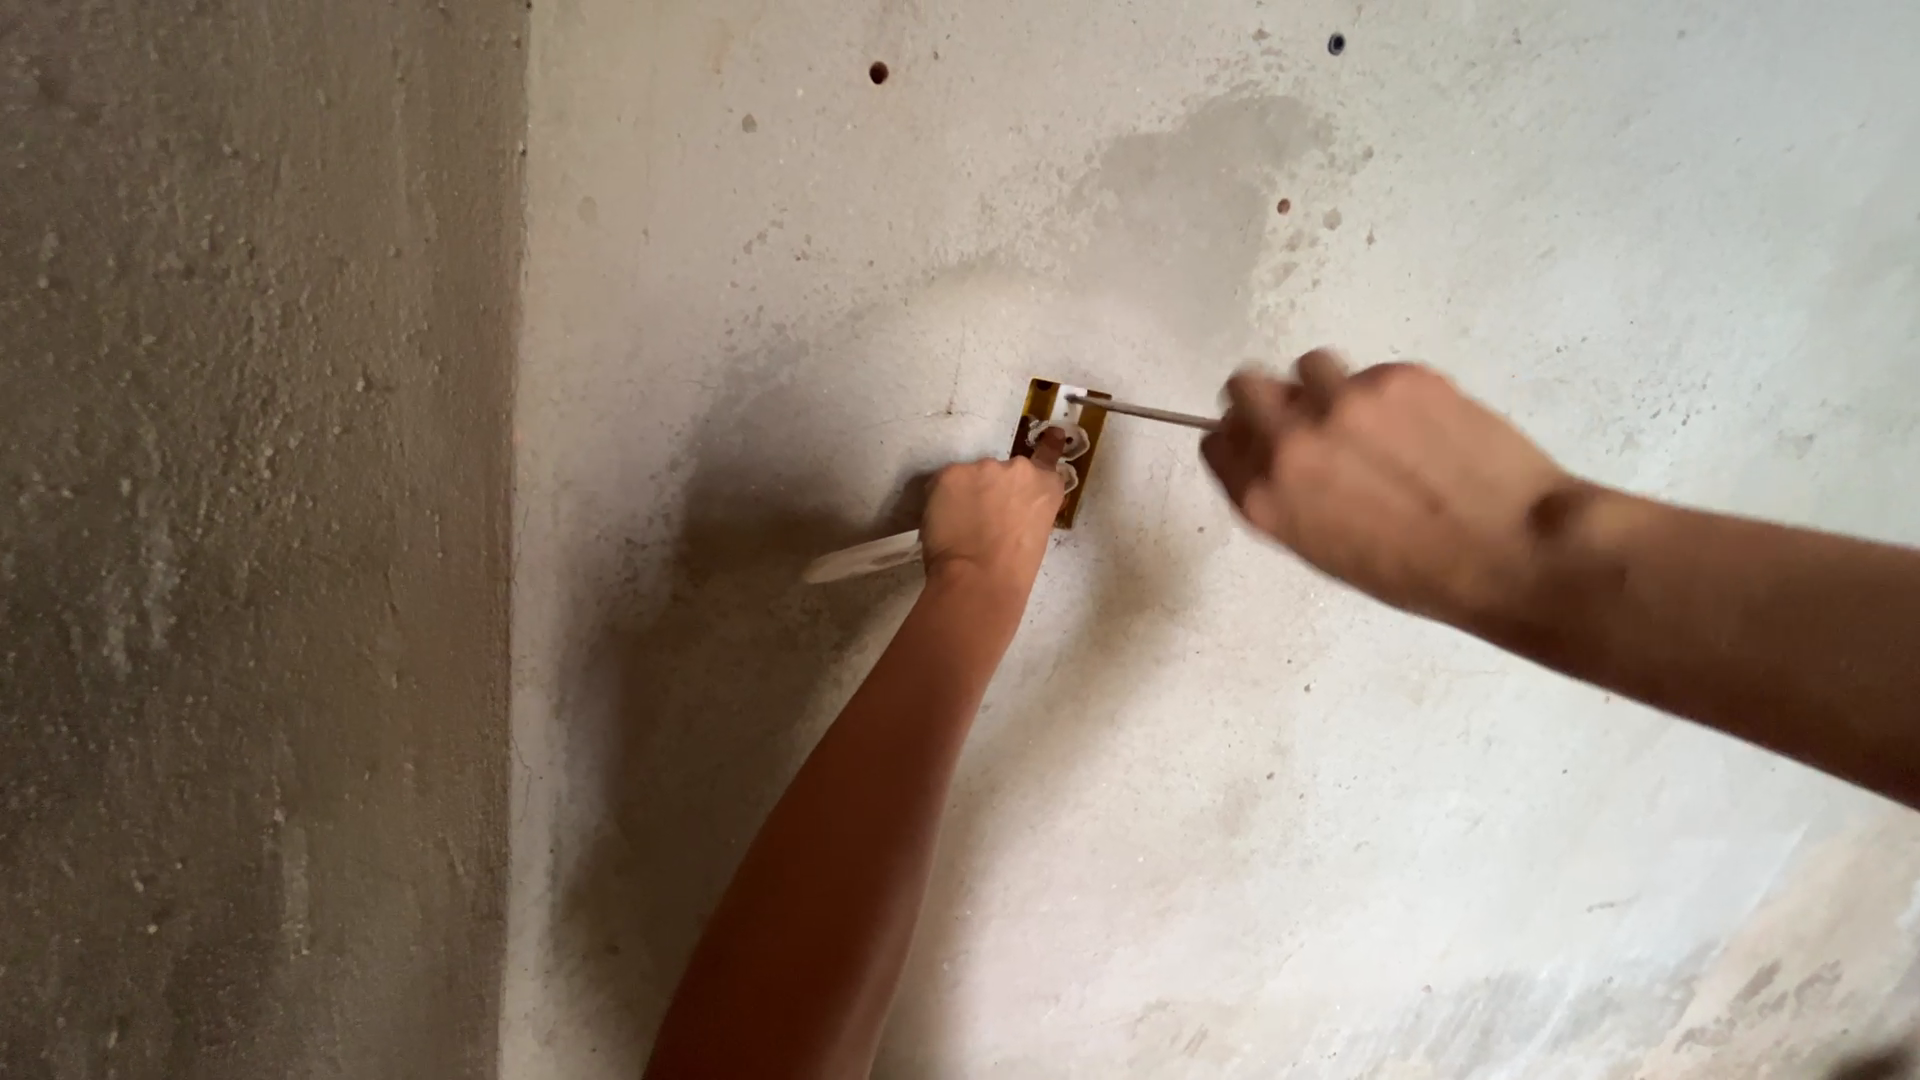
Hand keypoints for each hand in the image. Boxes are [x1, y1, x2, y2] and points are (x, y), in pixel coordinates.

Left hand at [921, 429, 1067, 594]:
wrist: (980, 579)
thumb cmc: (1013, 571)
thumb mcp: (1035, 534)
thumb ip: (1024, 510)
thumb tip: (1004, 511)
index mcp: (1045, 486)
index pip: (1048, 455)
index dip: (1048, 444)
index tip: (1053, 433)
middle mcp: (1018, 468)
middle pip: (999, 472)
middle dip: (989, 489)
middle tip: (980, 520)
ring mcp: (983, 467)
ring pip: (969, 477)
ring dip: (965, 494)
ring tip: (961, 526)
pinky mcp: (951, 473)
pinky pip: (943, 483)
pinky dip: (941, 500)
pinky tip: (945, 524)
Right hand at [1201, 349, 1577, 624]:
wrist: (1512, 552)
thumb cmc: (1411, 573)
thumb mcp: (1318, 549)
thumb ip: (1279, 496)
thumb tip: (1271, 454)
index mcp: (1263, 497)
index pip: (1216, 441)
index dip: (1239, 440)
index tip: (1261, 443)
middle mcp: (1287, 443)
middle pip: (1244, 385)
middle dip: (1267, 398)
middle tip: (1304, 416)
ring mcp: (1340, 403)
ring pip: (1308, 365)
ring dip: (1327, 386)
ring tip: (1370, 418)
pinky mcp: (1396, 377)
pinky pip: (1370, 370)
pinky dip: (1386, 392)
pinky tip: (1422, 425)